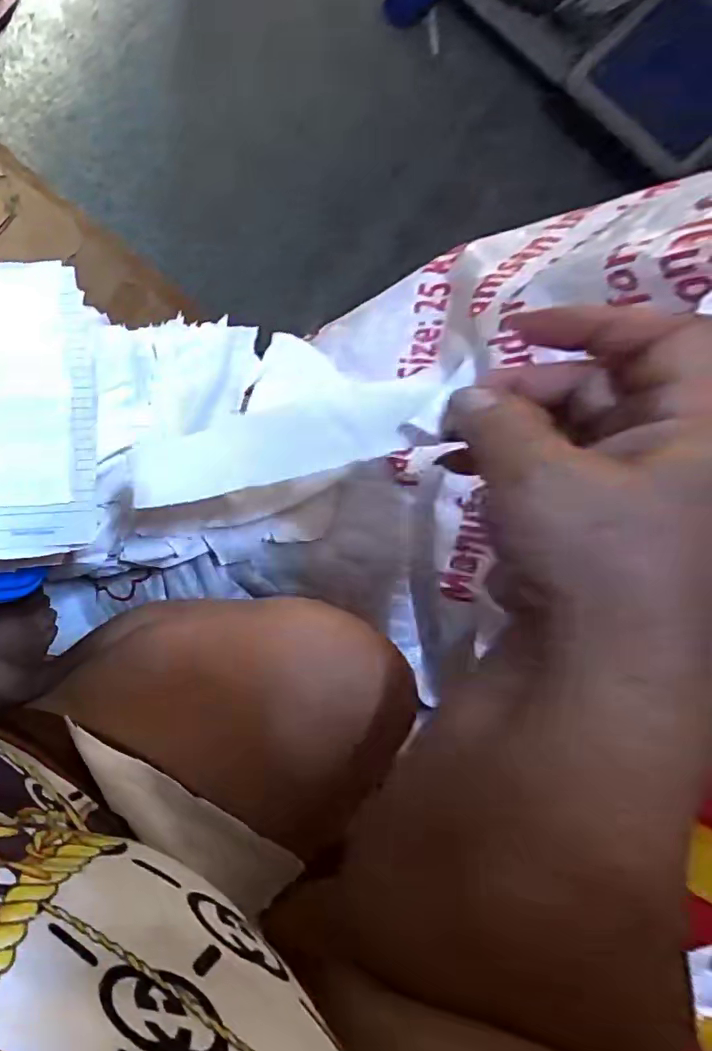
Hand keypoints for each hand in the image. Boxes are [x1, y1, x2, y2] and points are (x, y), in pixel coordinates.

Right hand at [444, 306, 711, 651]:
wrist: (607, 645)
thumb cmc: (597, 550)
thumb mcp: (537, 477)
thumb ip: (498, 424)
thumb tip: (466, 396)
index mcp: (705, 421)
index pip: (667, 339)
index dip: (591, 322)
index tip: (513, 327)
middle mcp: (686, 442)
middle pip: (610, 383)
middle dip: (528, 387)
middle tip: (460, 406)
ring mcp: (647, 479)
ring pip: (576, 426)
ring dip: (507, 426)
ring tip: (447, 442)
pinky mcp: (606, 511)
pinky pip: (560, 463)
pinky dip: (509, 459)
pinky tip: (463, 470)